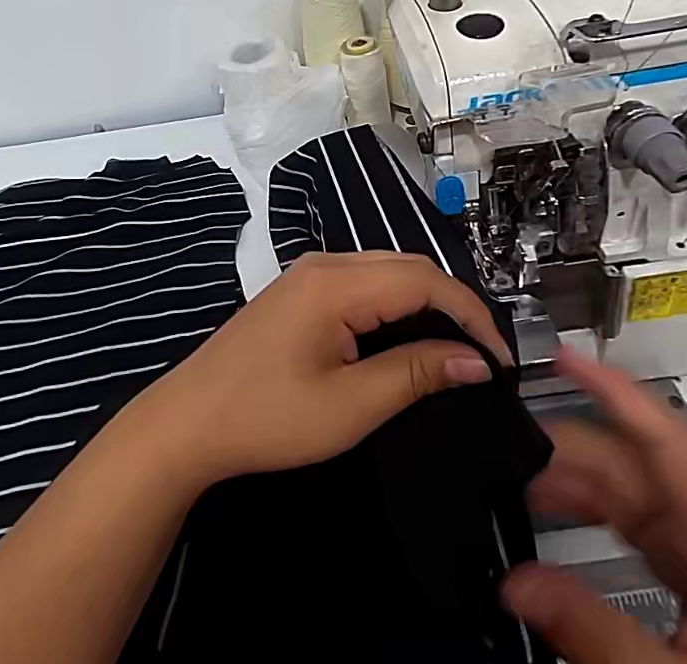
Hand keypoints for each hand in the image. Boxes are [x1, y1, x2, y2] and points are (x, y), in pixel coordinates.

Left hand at [118, 251, 512, 486]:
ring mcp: (308, 273)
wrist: (187, 422)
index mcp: (336, 283)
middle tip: (481, 354)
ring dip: (426, 302)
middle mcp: (324, 264)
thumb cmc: (266, 418)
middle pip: (408, 267)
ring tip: (454, 345)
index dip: (471, 315)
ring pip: (387, 271)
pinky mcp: (300, 289)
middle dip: (453, 305)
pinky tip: (406, 334)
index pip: (425, 281)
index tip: (500, 360)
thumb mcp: (350, 405)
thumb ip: (416, 373)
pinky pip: (364, 282)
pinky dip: (396, 303)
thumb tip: (476, 360)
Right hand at [502, 349, 686, 663]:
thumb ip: (592, 628)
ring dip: (585, 486)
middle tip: (518, 443)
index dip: (613, 391)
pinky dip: (605, 521)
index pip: (669, 441)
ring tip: (528, 484)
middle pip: (645, 469)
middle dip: (578, 448)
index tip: (567, 358)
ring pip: (644, 500)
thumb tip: (518, 584)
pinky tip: (571, 526)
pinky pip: (651, 534)